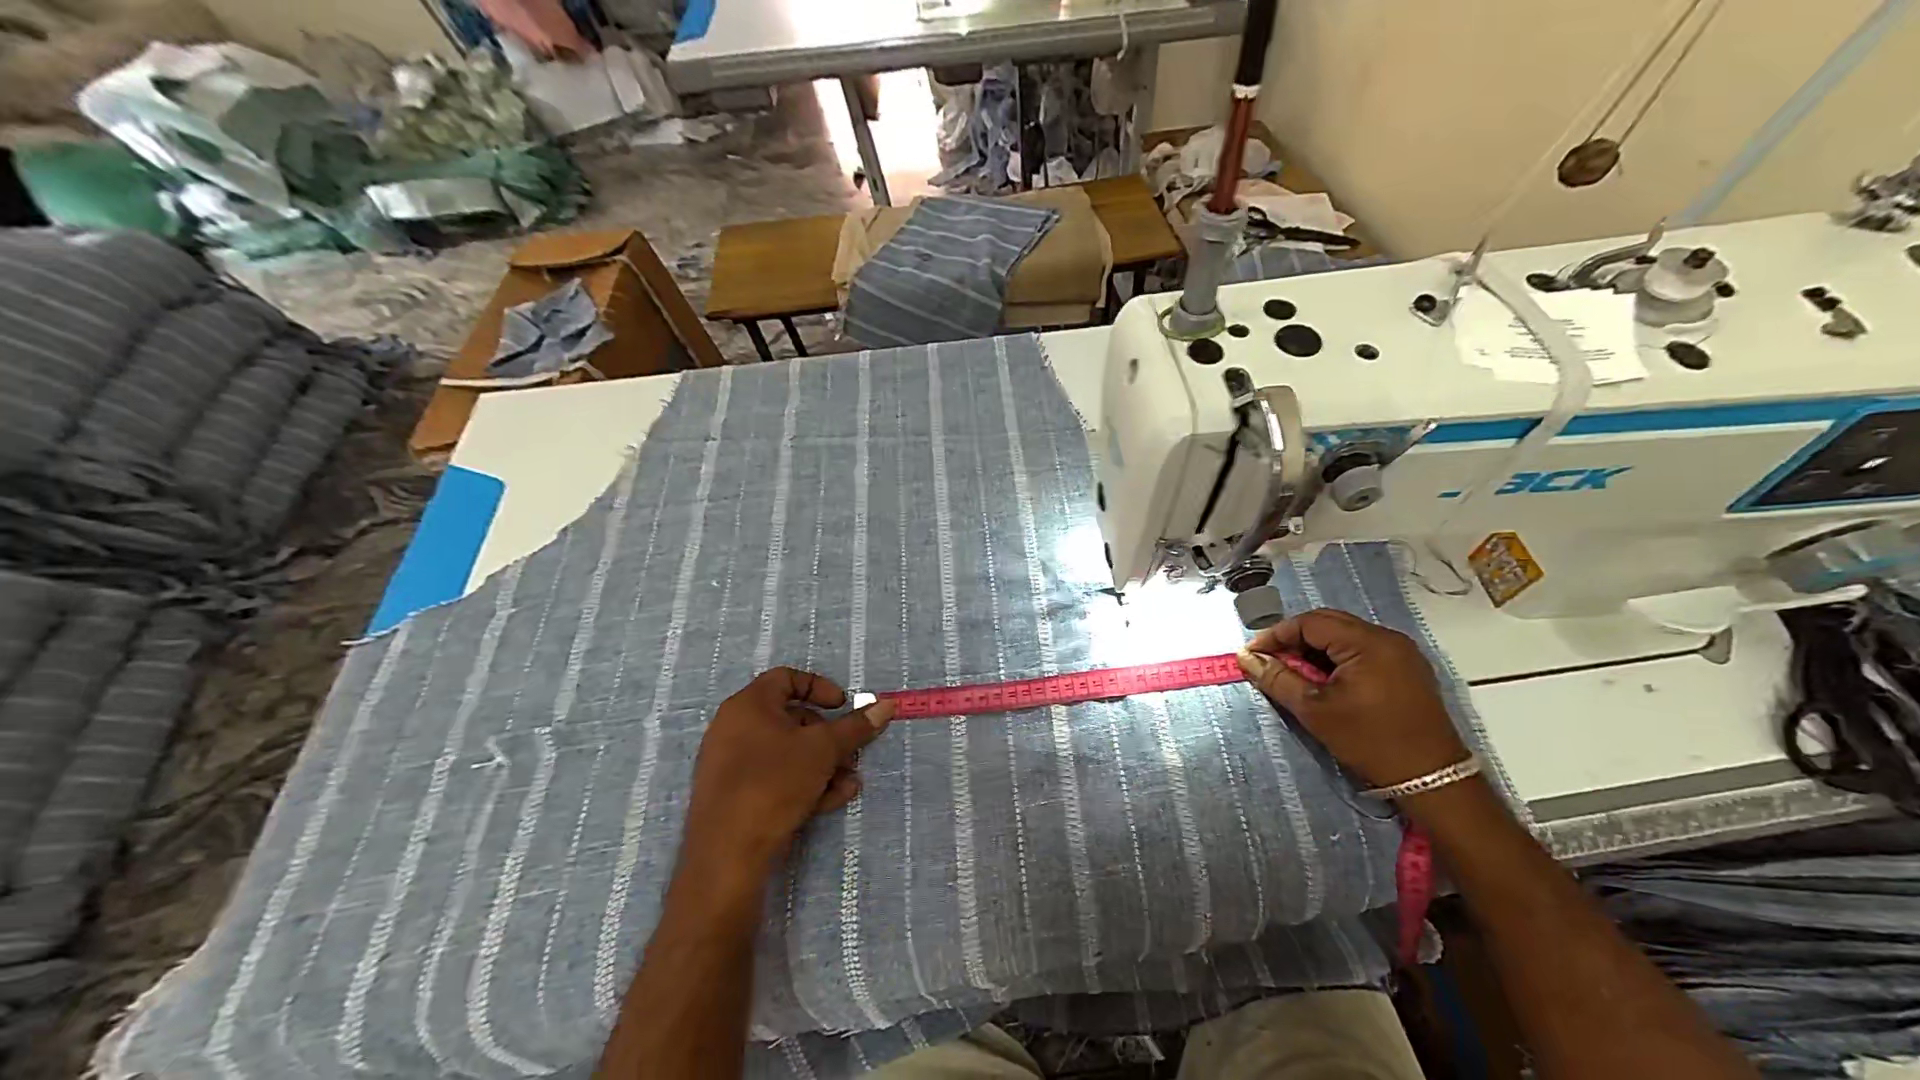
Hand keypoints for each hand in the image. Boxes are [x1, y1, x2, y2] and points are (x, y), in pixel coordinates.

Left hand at [681, 667, 895, 877]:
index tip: (843, 707)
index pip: (787, 678)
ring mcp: (731, 762)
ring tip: (848, 784)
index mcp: (749, 704)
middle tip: (851, 753)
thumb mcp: (823, 749)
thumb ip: (855, 726)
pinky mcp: (734, 794)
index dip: (820, 687)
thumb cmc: (774, 782)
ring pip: (787, 752)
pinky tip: (831, 801)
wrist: (728, 852)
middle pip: (792, 718)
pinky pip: (774, 776)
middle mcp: (734, 727)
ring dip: (823, 764)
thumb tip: (886, 705)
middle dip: (829, 737)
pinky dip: (803, 783)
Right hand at [1236, 609, 1468, 789]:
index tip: (1253, 654)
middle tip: (1271, 661)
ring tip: (1295, 672)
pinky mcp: (1408, 668)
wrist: (1431, 778)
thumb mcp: (1314, 710)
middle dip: (1295, 638)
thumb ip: (1277, 678)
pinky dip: (1338, 657)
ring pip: (1345, 634)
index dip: (1276, 635)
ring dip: (1315, 648)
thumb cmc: (1368, 741)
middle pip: (1329, 622)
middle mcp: (1388, 638)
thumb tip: (1246, 658)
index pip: (1310, 623)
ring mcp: (1402, 651)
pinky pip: (1363, 648)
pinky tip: (1325, 679)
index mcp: (1367, 643)